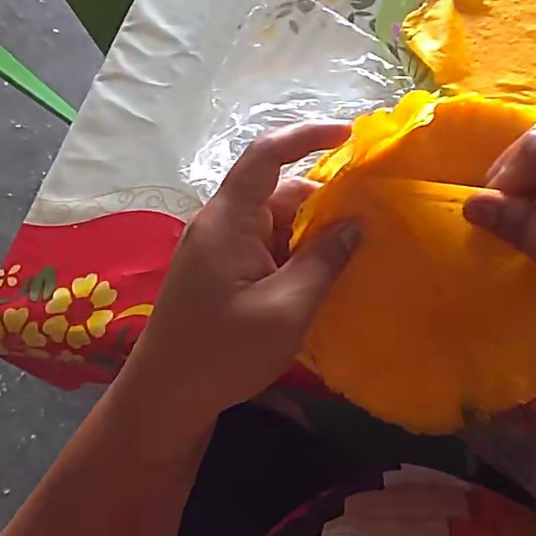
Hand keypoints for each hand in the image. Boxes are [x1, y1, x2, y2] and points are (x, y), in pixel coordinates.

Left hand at [117, 123, 362, 436]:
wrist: (164, 399)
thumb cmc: (222, 353)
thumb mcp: (286, 309)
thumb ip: (324, 261)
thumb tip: (356, 224)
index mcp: (229, 219)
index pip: (267, 155)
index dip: (307, 135)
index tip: (350, 135)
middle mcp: (223, 222)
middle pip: (280, 192)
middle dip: (325, 202)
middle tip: (371, 221)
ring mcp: (221, 246)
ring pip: (278, 221)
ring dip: (313, 233)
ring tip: (354, 254)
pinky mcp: (224, 268)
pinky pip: (268, 244)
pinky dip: (298, 253)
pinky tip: (324, 275)